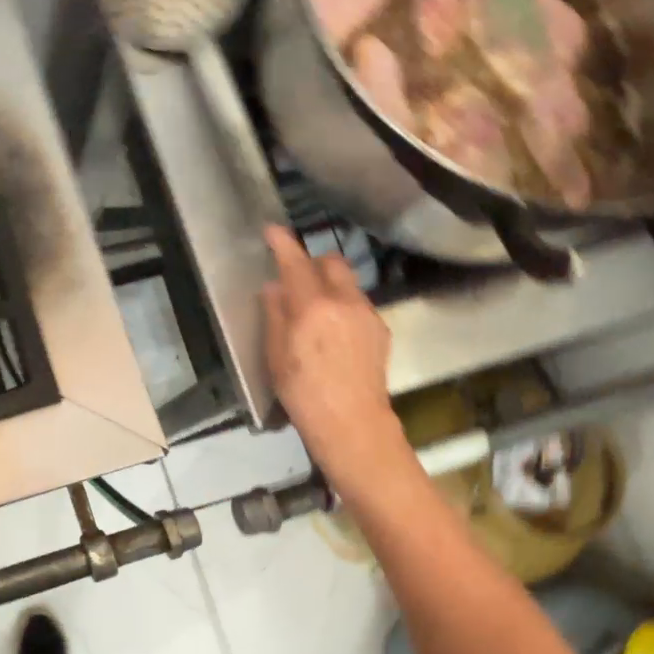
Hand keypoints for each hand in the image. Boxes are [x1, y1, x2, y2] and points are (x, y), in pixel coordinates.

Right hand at [261, 226, 410, 506]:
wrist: (351, 422)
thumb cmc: (302, 393)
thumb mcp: (275, 355)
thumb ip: (275, 315)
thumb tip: (275, 288)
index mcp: (312, 307)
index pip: (295, 263)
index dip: (283, 243)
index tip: (272, 231)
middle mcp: (344, 301)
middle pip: (331, 262)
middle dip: (313, 263)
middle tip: (296, 278)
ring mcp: (367, 314)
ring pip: (348, 283)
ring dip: (329, 285)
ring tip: (315, 310)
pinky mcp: (381, 330)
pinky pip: (359, 304)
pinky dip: (343, 306)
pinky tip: (334, 333)